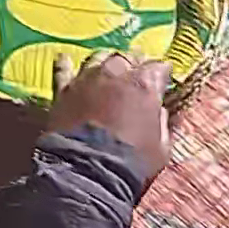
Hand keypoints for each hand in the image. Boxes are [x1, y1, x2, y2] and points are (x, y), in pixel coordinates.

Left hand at [47, 51, 176, 183]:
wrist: (91, 170)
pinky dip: (66, 64)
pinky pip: (63, 69)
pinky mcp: (63, 89)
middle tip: (139, 69)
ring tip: (110, 64)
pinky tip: (65, 59)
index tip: (165, 76)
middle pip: (127, 57)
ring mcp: (87, 79)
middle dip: (136, 62)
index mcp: (145, 86)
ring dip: (107, 60)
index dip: (163, 72)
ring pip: (99, 57)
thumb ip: (163, 122)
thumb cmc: (135, 161)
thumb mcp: (163, 146)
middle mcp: (116, 74)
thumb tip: (161, 110)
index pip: (158, 68)